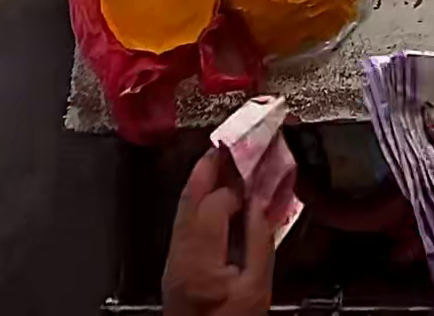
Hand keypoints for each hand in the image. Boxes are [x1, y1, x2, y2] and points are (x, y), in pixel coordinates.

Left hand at [162, 149, 279, 315]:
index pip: (215, 202)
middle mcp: (180, 254)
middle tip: (227, 142)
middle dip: (208, 166)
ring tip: (222, 160)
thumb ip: (259, 240)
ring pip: (183, 207)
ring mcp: (173, 260)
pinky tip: (215, 197)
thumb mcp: (257, 291)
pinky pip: (184, 222)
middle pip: (189, 196)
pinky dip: (199, 202)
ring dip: (202, 181)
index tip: (255, 173)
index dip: (236, 185)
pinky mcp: (174, 268)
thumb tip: (260, 199)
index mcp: (201, 258)